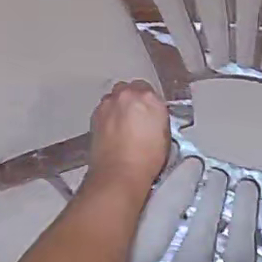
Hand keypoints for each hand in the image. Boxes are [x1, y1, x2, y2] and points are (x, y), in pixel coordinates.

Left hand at [86, 80, 170, 194]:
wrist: (119, 172)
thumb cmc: (145, 160)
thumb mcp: (165, 136)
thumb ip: (158, 117)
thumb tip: (153, 117)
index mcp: (150, 99)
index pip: (150, 90)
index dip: (149, 102)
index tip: (149, 112)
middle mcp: (127, 95)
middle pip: (130, 89)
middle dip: (132, 99)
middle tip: (137, 117)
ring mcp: (109, 103)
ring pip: (115, 96)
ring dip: (119, 105)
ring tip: (123, 125)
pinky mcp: (95, 114)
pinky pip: (104, 108)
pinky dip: (108, 114)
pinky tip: (112, 130)